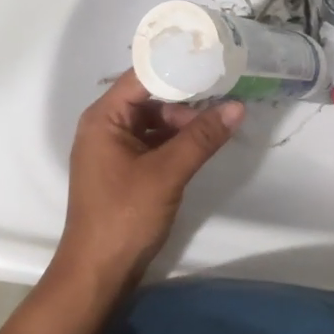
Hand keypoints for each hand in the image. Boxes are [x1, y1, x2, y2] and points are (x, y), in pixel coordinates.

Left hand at [57, 71, 243, 281]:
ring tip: (219, 122)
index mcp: (103, 117)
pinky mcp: (123, 171)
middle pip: (149, 98)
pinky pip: (152, 143)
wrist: (96, 276)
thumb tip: (237, 106)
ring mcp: (113, 150)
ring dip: (182, 123)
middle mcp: (104, 126)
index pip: (142, 76)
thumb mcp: (167, 173)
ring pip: (153, 122)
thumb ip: (201, 137)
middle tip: (224, 92)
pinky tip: (202, 145)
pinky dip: (175, 142)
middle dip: (185, 97)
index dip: (175, 66)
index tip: (210, 57)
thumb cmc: (124, 216)